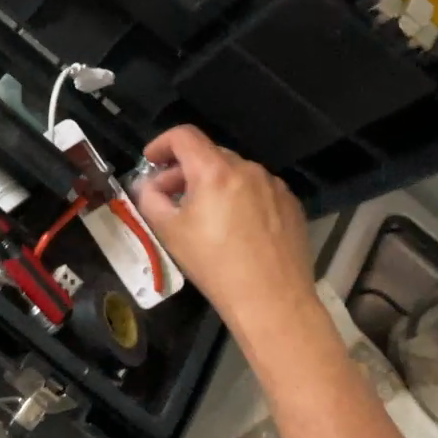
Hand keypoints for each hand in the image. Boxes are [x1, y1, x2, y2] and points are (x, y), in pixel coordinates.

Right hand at [132, 126, 314, 326]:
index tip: (151, 161)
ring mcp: (274, 186)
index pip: (184, 136)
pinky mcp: (291, 204)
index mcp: (214, 171)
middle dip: (184, 170)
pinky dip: (239, 197)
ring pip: (234, 172)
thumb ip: (150, 199)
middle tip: (169, 196)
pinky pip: (257, 189)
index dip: (161, 143)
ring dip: (213, 184)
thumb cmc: (214, 265)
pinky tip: (236, 227)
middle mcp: (247, 169)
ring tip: (204, 215)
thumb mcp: (169, 232)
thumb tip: (147, 185)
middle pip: (209, 155)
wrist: (272, 301)